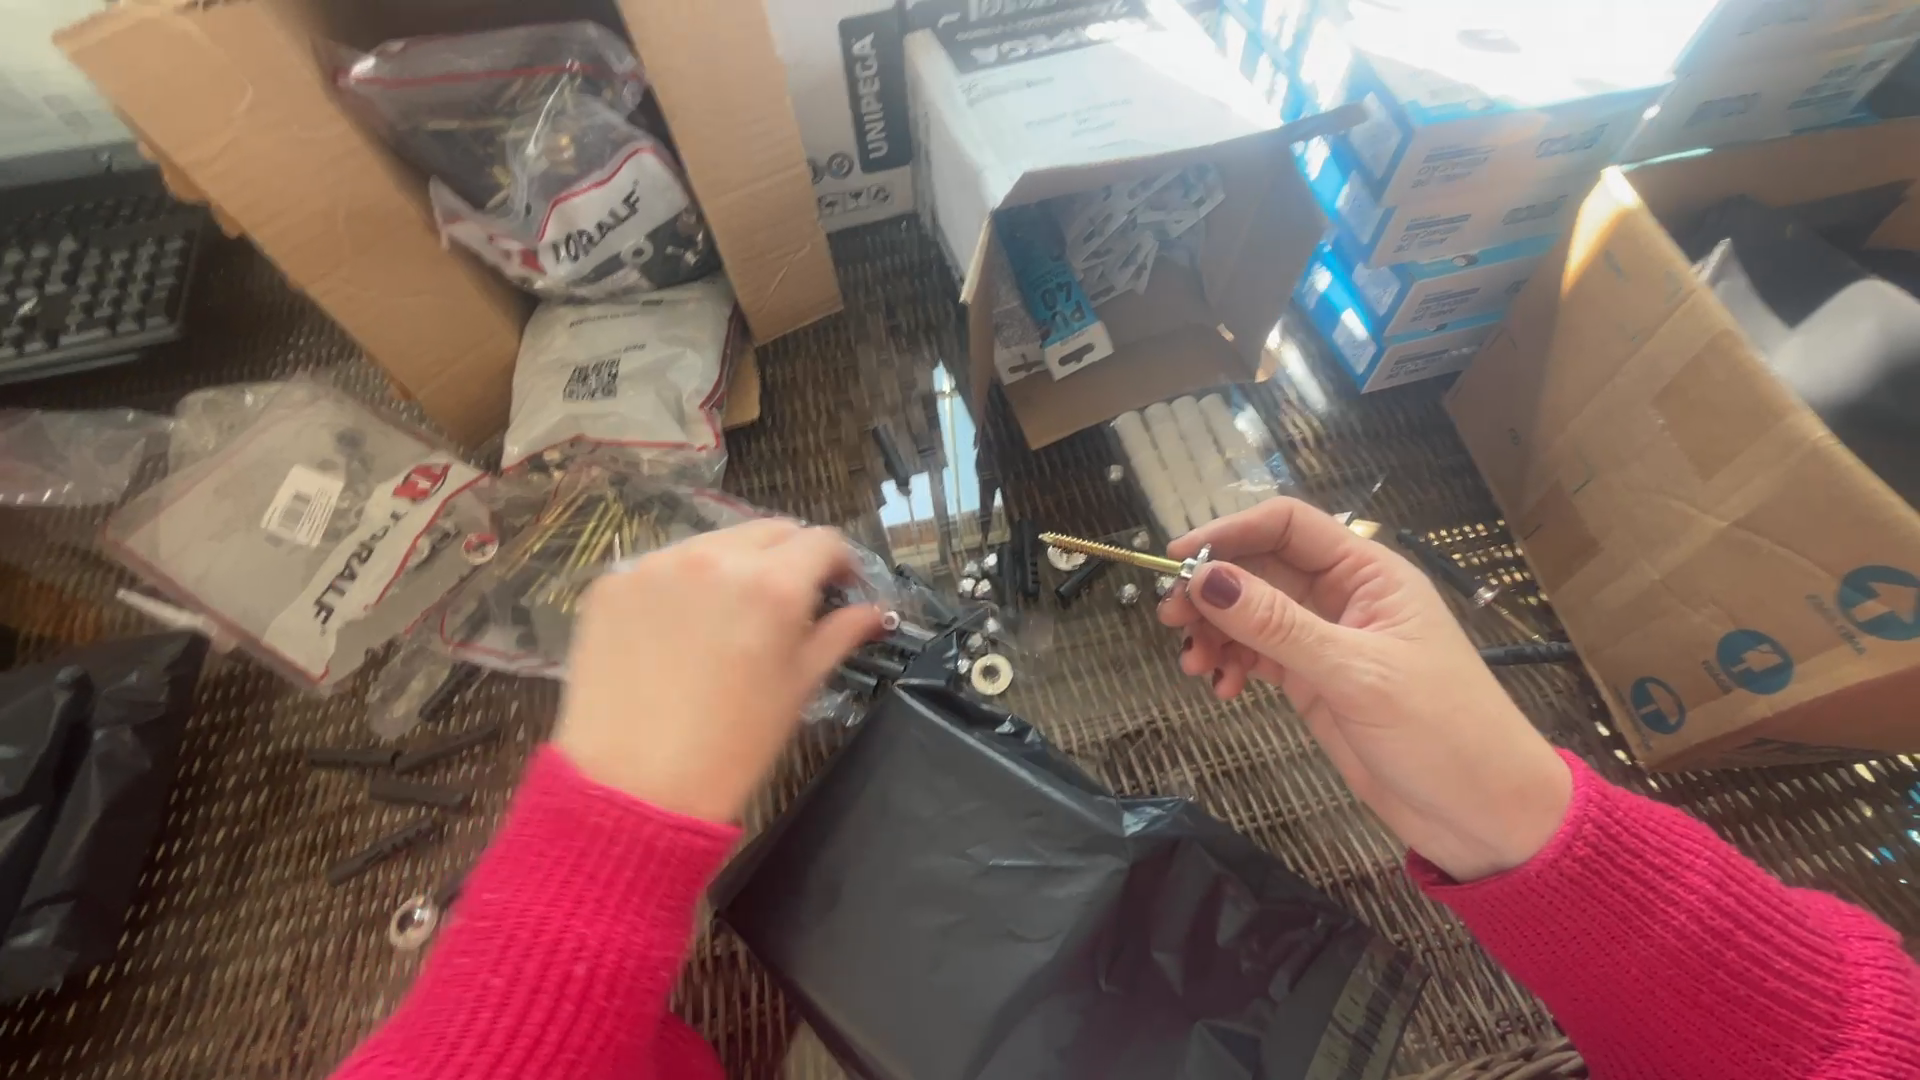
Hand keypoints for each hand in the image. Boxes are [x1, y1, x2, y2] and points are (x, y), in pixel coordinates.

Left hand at [555, 519, 884, 822]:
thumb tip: (876, 612)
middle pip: (770, 530)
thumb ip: (841, 634)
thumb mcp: (800, 685)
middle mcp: (715, 557)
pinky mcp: (613, 582)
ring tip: (734, 614)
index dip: (841, 562)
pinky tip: (683, 627)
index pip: (822, 541)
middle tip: (793, 598)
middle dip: (792, 556)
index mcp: (773, 583)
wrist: (632, 789)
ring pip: (716, 542)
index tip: (841, 588)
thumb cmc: (734, 744)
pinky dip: (686, 583)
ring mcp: (656, 565)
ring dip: (738, 565)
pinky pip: (665, 565)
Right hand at [1158, 499, 1570, 881]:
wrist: (1485, 819)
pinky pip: (1253, 654)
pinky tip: (1222, 689)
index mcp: (1366, 573)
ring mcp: (1321, 638)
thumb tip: (1202, 578)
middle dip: (1210, 590)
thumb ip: (1276, 624)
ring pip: (1247, 612)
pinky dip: (1229, 665)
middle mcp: (1339, 596)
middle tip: (1171, 620)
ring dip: (1214, 632)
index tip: (1176, 559)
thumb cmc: (1441, 732)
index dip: (1228, 532)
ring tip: (1195, 666)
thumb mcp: (1354, 673)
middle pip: (1256, 569)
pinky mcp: (1309, 678)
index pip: (1286, 526)